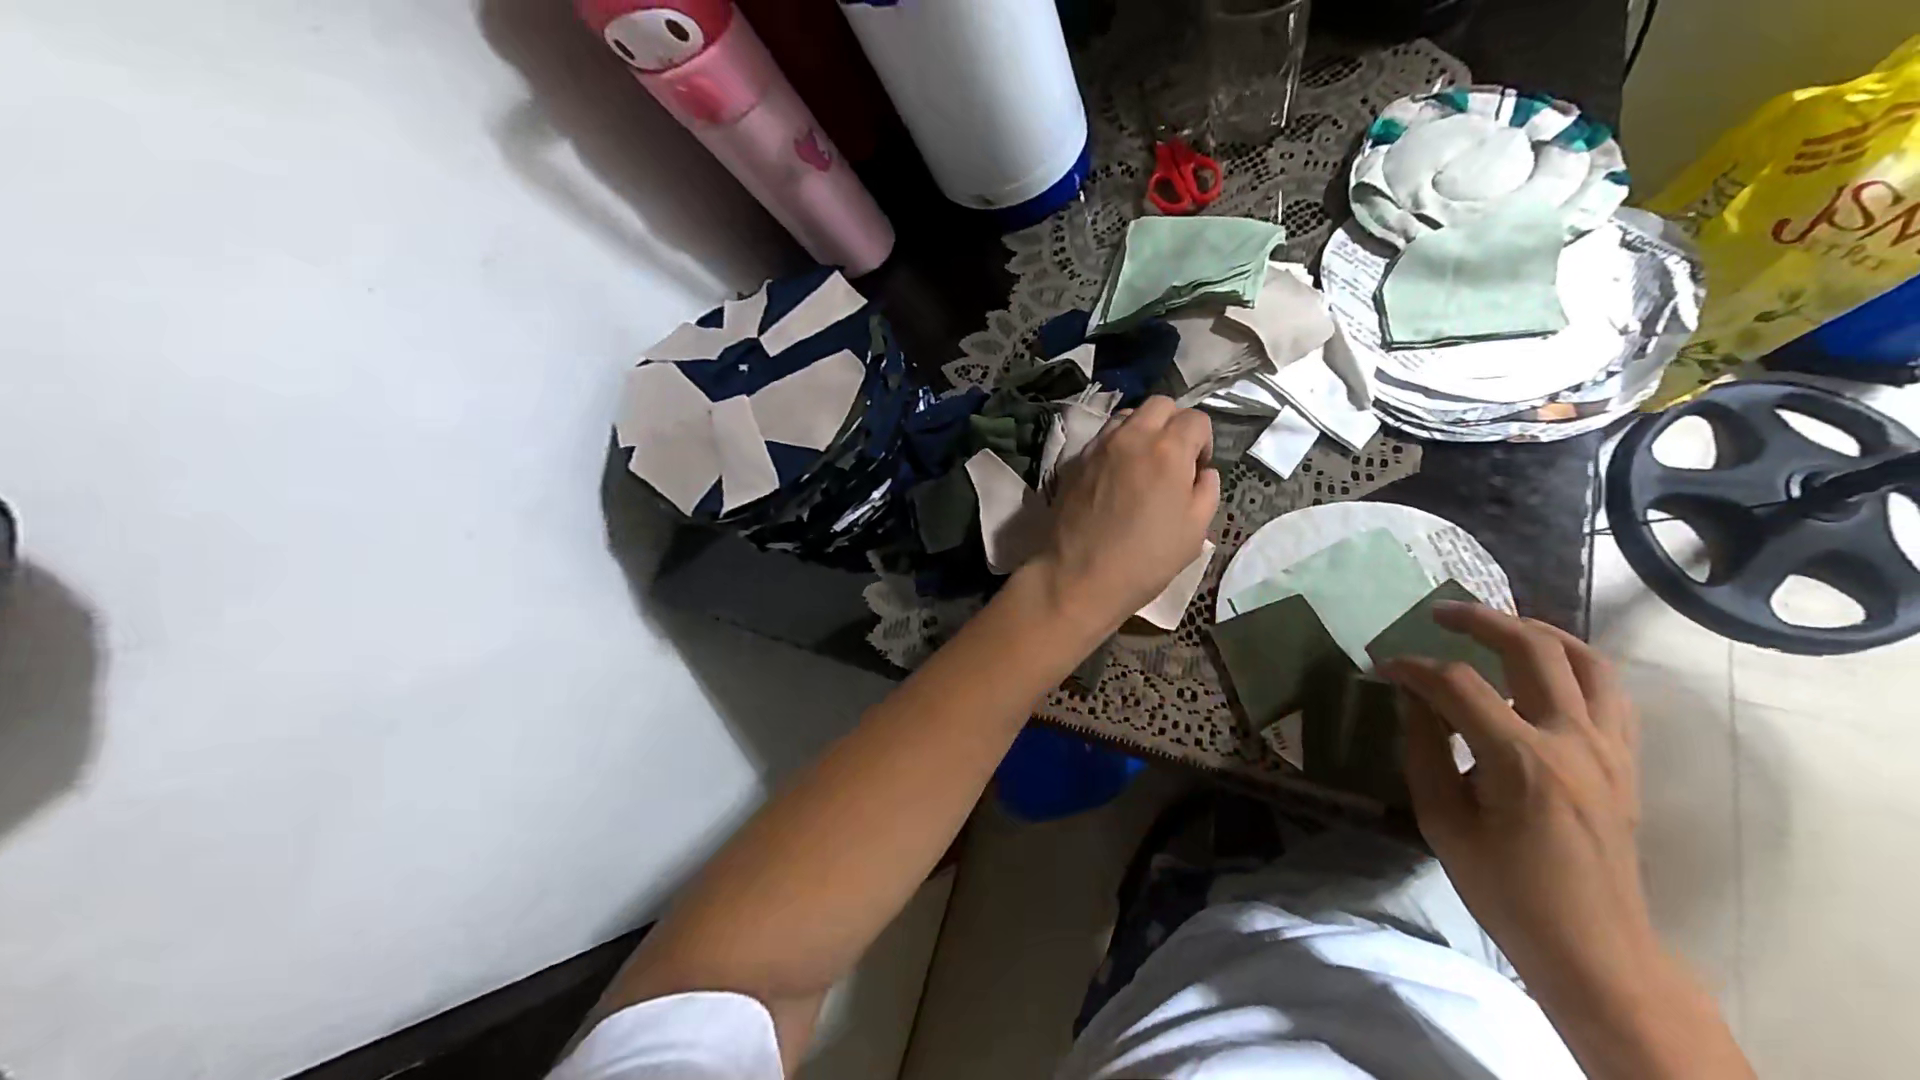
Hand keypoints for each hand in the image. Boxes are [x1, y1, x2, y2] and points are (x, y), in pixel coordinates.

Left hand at [1027, 396, 1218, 633]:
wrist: (1079, 576)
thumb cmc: (1146, 559)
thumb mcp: (1196, 530)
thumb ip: (1206, 490)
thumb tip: (1202, 471)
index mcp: (1168, 449)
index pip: (1196, 419)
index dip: (1204, 441)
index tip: (1198, 468)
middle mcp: (1131, 436)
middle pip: (1160, 405)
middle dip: (1174, 423)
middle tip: (1174, 458)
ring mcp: (1098, 446)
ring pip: (1126, 416)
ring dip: (1142, 430)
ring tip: (1143, 464)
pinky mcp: (1074, 461)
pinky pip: (1101, 438)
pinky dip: (1116, 445)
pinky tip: (1116, 476)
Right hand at [1378, 603, 1653, 994]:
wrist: (1593, 944)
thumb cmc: (1504, 887)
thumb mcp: (1441, 819)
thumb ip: (1425, 747)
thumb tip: (1413, 696)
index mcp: (1521, 760)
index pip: (1457, 685)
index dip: (1412, 668)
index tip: (1382, 666)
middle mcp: (1573, 740)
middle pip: (1533, 650)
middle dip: (1479, 621)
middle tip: (1439, 613)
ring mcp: (1610, 748)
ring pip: (1587, 659)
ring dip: (1537, 631)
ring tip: (1498, 625)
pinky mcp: (1626, 760)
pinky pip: (1610, 691)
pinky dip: (1574, 664)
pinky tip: (1542, 669)